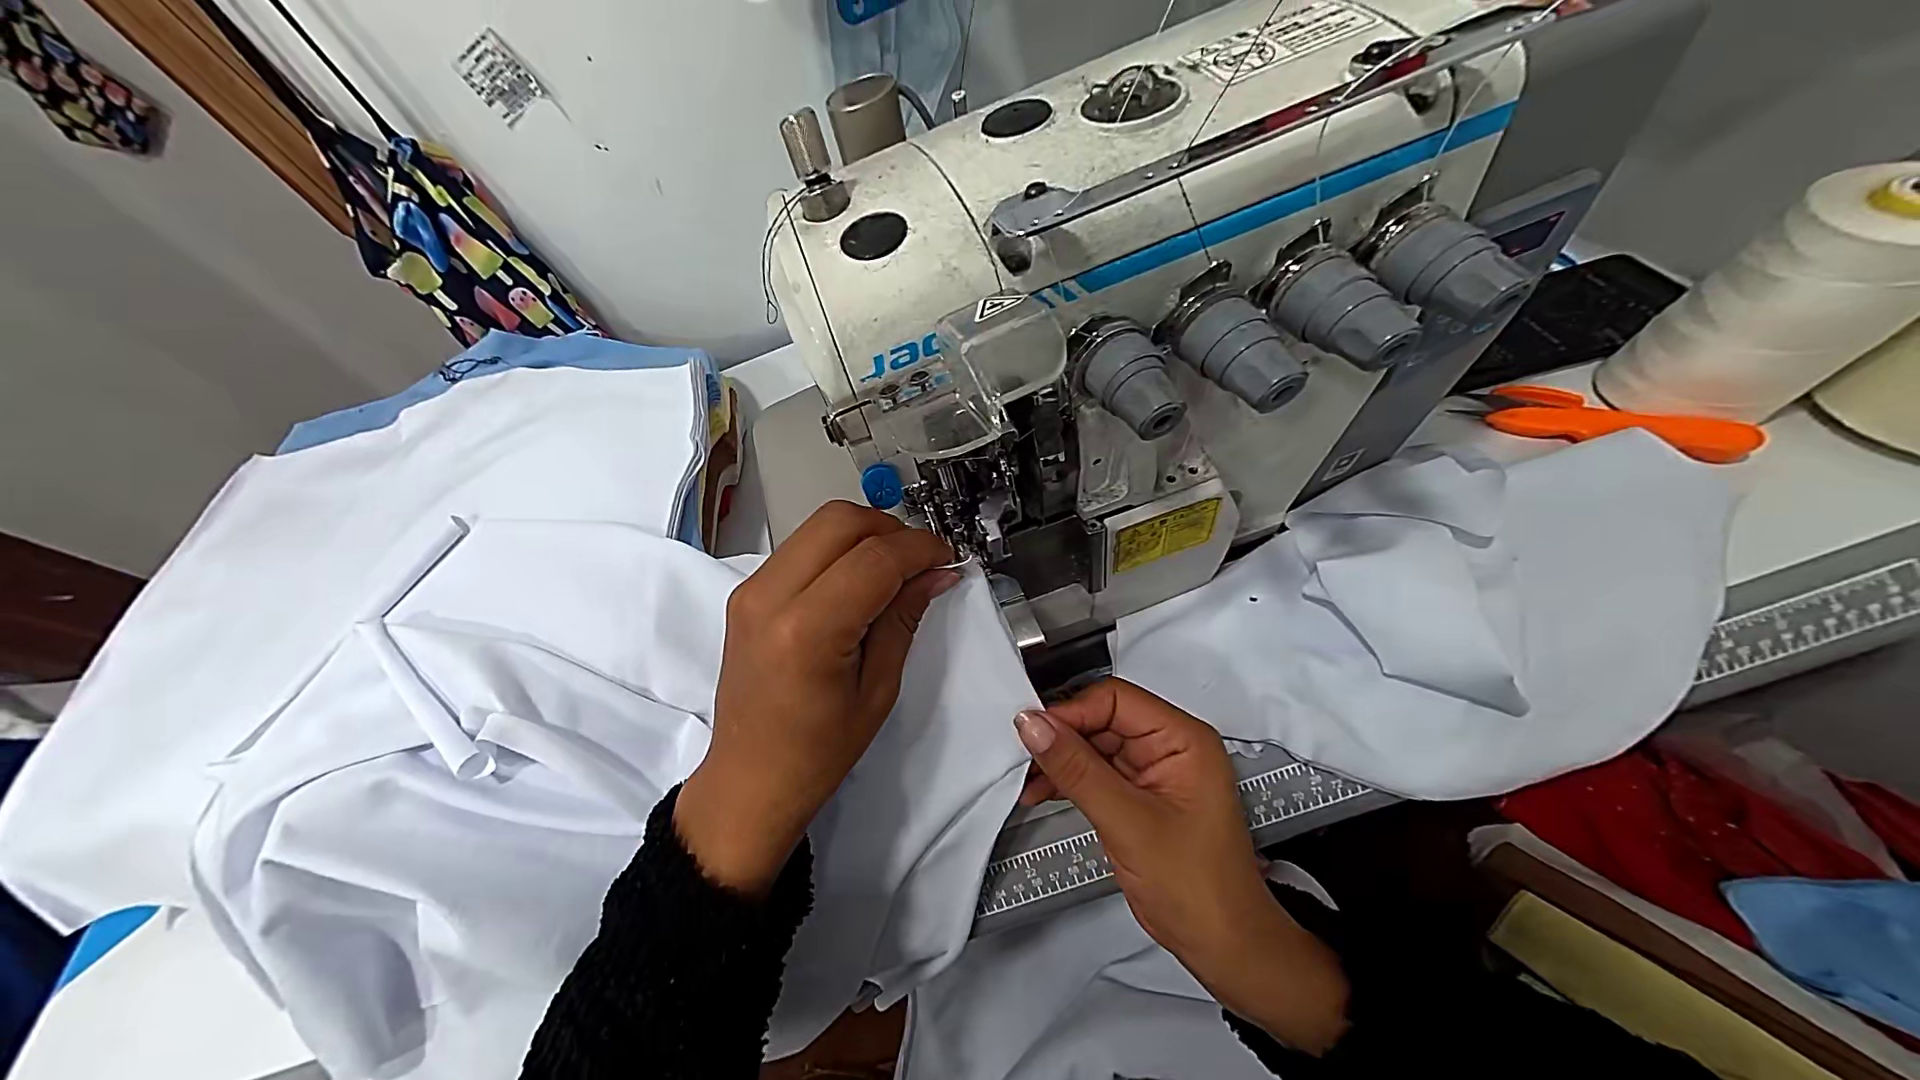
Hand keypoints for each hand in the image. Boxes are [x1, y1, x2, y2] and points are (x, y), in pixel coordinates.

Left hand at [675, 501, 955, 894]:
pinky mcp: (745, 594)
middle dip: (891, 529)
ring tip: (894, 569)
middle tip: (921, 560)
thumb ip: (904, 619)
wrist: (751, 778)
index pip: (875, 558)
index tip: (945, 557)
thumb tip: (934, 574)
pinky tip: (860, 578)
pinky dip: (838, 549)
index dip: (919, 549)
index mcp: (806, 632)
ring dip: (864, 534)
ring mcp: (750, 592)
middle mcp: (769, 599)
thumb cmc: (815, 752)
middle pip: (840, 521)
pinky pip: (800, 546)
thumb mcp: (878, 689)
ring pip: (818, 525)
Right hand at [1015, 679, 1349, 1054]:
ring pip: (1093, 745)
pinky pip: (1095, 771)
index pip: (1115, 700)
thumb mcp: (1128, 822)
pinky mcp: (1138, 794)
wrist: (1223, 946)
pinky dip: (1069, 779)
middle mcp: (1169, 747)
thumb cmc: (1201, 889)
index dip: (1071, 711)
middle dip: (1061, 737)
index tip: (1034, 730)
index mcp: (1182, 739)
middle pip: (1101, 718)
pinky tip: (1044, 790)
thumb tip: (1036, 726)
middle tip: (1025, 754)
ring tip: (1030, 778)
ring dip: (1060, 759)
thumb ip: (1077, 769)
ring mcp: (1152, 771)